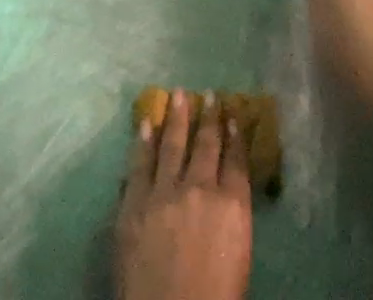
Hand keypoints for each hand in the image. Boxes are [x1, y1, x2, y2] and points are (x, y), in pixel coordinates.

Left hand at [115, 91, 251, 299]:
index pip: (236, 160)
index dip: (235, 135)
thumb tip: (223, 195)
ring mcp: (163, 193)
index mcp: (233, 205)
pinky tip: (146, 124)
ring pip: (171, 146)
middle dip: (208, 117)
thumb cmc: (215, 295)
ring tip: (178, 95)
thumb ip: (231, 217)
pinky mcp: (133, 204)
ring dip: (176, 119)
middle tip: (209, 94)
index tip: (232, 114)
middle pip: (205, 145)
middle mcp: (200, 189)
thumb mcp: (239, 253)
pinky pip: (139, 165)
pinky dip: (143, 142)